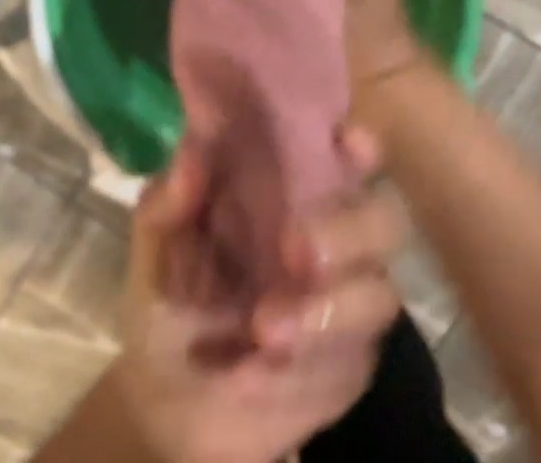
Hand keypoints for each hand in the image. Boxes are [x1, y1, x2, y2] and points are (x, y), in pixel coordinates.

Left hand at [113, 128, 404, 462]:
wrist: (166, 400)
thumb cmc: (169, 299)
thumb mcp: (156, 248)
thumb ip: (170, 203)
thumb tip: (191, 152)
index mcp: (290, 198)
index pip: (344, 159)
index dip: (359, 148)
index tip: (350, 140)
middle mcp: (332, 241)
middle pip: (384, 221)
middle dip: (352, 232)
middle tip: (300, 251)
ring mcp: (347, 306)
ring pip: (377, 298)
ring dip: (322, 315)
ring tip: (262, 332)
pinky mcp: (345, 369)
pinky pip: (344, 366)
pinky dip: (296, 374)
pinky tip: (247, 379)